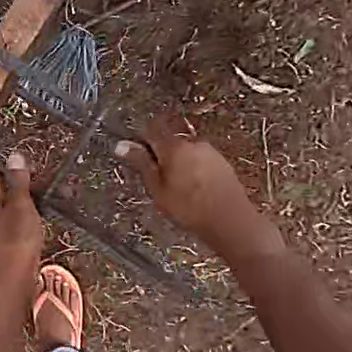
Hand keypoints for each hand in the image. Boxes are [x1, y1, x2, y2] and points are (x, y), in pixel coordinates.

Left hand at [0, 152, 42, 284]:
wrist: (11, 283)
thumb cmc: (14, 242)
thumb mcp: (20, 206)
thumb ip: (18, 183)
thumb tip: (14, 156)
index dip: (10, 165)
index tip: (31, 161)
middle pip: (6, 190)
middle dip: (26, 182)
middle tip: (49, 178)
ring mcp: (1, 228)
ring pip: (16, 206)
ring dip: (34, 199)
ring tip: (58, 194)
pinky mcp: (12, 243)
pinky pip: (23, 222)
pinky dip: (35, 216)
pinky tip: (48, 218)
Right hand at [115, 114, 278, 259]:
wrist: (230, 221)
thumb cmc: (188, 207)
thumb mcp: (157, 188)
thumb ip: (141, 163)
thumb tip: (121, 145)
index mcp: (174, 146)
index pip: (152, 131)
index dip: (143, 143)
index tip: (139, 160)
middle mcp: (194, 143)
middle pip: (171, 144)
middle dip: (163, 159)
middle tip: (159, 184)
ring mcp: (211, 153)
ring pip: (187, 154)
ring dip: (179, 167)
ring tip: (179, 192)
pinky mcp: (223, 164)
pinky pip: (201, 163)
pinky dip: (195, 173)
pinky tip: (195, 193)